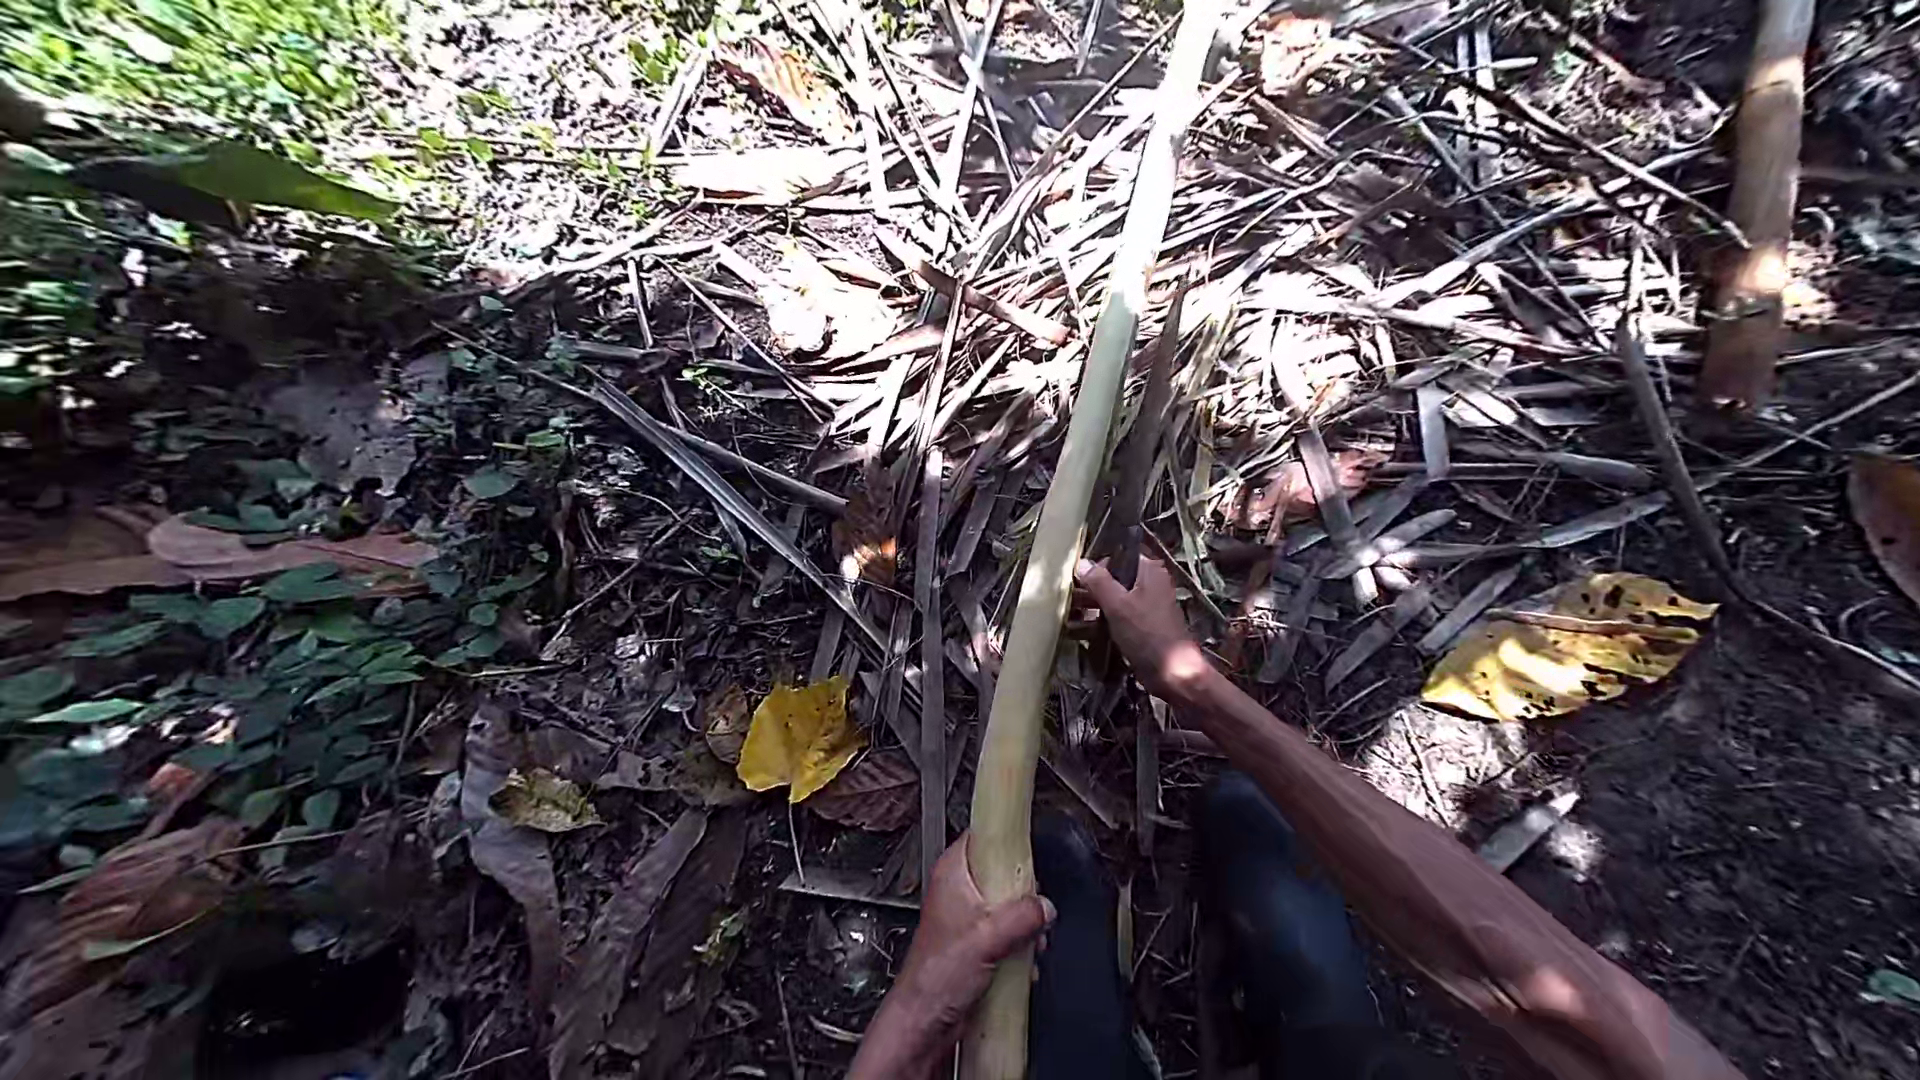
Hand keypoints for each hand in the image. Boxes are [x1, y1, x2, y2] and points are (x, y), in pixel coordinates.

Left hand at [848, 835, 1054, 1079]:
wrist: (925, 1022)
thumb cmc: (935, 976)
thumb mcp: (987, 936)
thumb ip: (1021, 916)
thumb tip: (1044, 906)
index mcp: (953, 871)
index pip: (983, 834)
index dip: (1007, 837)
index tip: (1028, 845)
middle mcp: (958, 888)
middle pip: (1001, 870)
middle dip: (1023, 891)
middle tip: (1034, 904)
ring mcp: (966, 915)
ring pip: (1006, 902)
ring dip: (1024, 921)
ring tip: (1033, 939)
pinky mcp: (975, 941)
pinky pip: (1006, 929)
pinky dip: (1019, 941)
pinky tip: (1025, 959)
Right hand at [1075, 556, 1212, 699]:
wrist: (1173, 673)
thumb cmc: (1146, 633)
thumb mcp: (1117, 605)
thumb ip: (1099, 581)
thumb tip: (1082, 561)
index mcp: (1149, 571)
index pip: (1119, 555)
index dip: (1097, 563)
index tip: (1075, 574)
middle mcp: (1150, 584)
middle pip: (1115, 578)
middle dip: (1091, 586)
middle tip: (1067, 595)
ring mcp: (1147, 606)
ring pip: (1114, 598)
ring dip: (1092, 605)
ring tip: (1067, 612)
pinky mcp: (1142, 625)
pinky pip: (1118, 616)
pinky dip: (1101, 620)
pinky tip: (1079, 629)